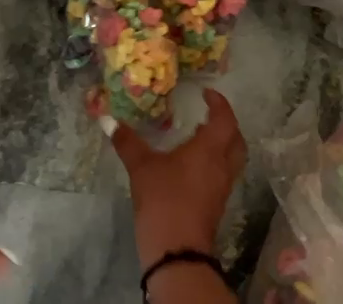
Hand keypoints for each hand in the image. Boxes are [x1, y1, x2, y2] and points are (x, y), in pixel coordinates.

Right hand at [109, 88, 247, 267]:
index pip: (225, 121)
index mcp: (209, 151)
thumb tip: (105, 118)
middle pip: (236, 140)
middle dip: (227, 124)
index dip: (220, 104)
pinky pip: (223, 173)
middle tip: (209, 113)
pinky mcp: (216, 203)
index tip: (207, 93)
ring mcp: (221, 187)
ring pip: (232, 158)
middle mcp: (221, 166)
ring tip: (200, 134)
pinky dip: (214, 160)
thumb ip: (126, 141)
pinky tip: (192, 162)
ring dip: (222, 143)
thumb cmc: (163, 199)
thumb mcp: (141, 166)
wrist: (176, 250)